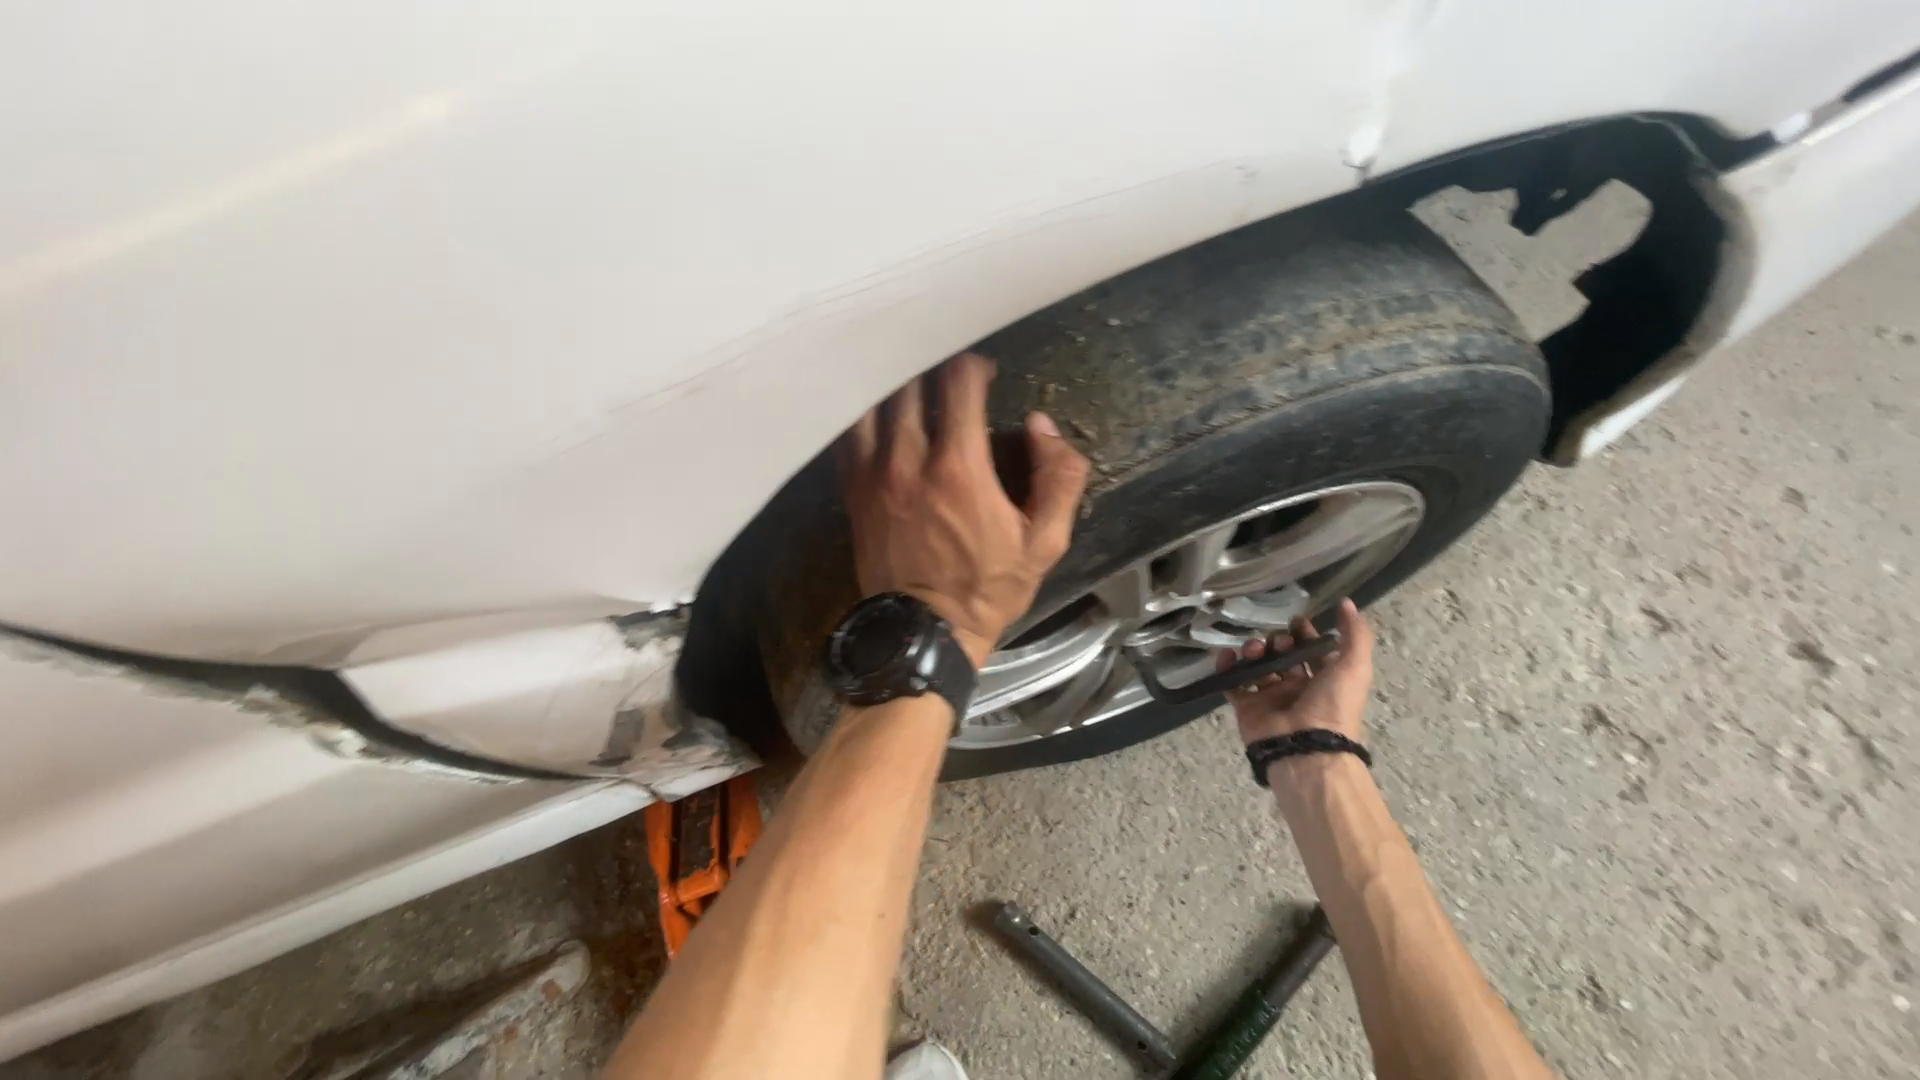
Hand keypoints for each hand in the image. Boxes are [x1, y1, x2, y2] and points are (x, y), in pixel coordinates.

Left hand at [837, 352, 1090, 663]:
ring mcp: (874, 476)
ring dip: (894, 390)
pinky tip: (876, 416)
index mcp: (960, 467)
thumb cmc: (988, 588)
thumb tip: (1042, 426)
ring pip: (873, 405)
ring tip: (909, 389)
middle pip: (911, 385)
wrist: (926, 631)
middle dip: (932, 371)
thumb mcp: (1045, 542)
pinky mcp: (853, 492)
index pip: (959, 384)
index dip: (973, 366)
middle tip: (946, 380)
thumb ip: (1057, 478)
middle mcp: (909, 460)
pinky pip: (848, 437)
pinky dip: (862, 417)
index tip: (982, 373)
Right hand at [1219, 599, 1374, 745]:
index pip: (1311, 650)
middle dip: (1277, 641)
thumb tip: (1347, 603)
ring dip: (1254, 650)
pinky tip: (1227, 656)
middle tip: (1277, 642)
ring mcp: (1270, 697)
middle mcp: (1297, 688)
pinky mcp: (1246, 706)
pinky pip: (1232, 682)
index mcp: (1324, 681)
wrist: (1305, 746)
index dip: (1305, 634)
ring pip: (1257, 665)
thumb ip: (1355, 634)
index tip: (1295, 620)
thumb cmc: (1333, 705)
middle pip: (1282, 656)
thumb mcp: (1355, 666)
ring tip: (1254, 650)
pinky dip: (1227, 667)